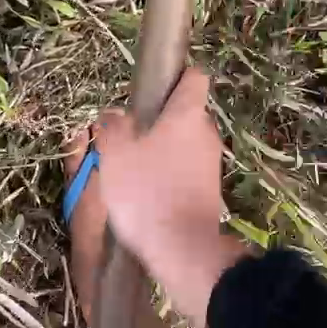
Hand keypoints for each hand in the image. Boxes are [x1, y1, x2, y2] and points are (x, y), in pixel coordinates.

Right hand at [95, 70, 250, 319]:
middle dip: (162, 119)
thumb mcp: (115, 154)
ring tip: (136, 167)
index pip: (194, 76)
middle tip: (133, 134)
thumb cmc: (147, 192)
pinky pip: (188, 169)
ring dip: (165, 149)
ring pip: (186, 143)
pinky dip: (172, 173)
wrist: (182, 252)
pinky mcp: (211, 191)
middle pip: (186, 112)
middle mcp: (206, 132)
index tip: (154, 87)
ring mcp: (212, 163)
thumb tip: (114, 115)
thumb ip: (114, 127)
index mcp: (187, 113)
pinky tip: (150, 191)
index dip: (176, 75)